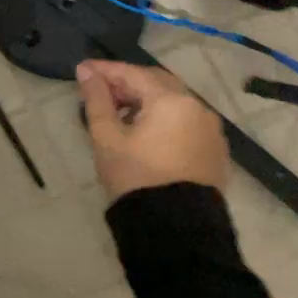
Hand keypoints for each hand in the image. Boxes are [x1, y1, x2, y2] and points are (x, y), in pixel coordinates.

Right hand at [77, 60, 227, 199]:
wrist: (177, 227)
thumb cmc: (136, 176)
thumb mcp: (107, 137)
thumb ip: (97, 99)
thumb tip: (86, 71)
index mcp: (172, 101)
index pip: (133, 74)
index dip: (106, 70)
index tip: (82, 70)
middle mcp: (198, 108)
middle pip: (158, 82)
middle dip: (128, 82)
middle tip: (100, 90)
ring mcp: (211, 130)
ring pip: (175, 101)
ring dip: (147, 99)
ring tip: (120, 113)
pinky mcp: (215, 150)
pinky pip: (187, 121)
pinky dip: (165, 117)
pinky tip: (145, 132)